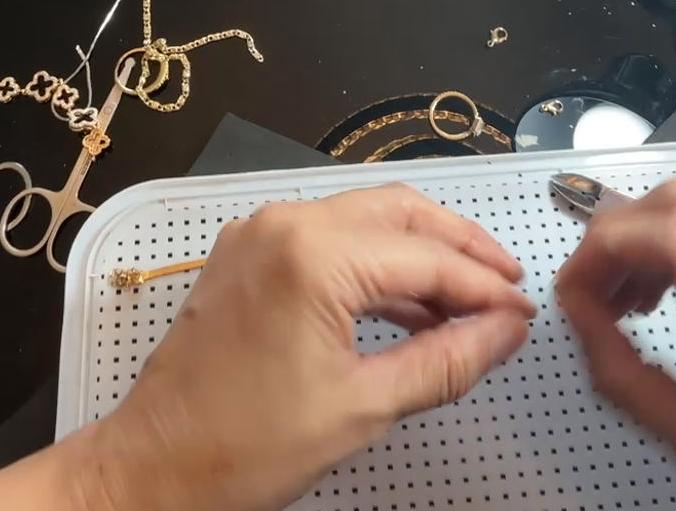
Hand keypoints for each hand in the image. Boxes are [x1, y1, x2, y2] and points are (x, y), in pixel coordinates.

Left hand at [86, 184, 534, 510]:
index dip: (483, 285)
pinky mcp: (251, 246)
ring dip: (417, 252)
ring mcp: (264, 229)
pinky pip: (329, 237)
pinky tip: (407, 304)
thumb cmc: (248, 446)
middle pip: (398, 211)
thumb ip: (447, 360)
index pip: (423, 258)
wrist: (153, 464)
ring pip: (365, 217)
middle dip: (457, 244)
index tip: (522, 312)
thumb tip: (506, 330)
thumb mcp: (364, 408)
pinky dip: (373, 264)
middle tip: (504, 281)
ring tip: (465, 299)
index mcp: (314, 254)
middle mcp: (287, 221)